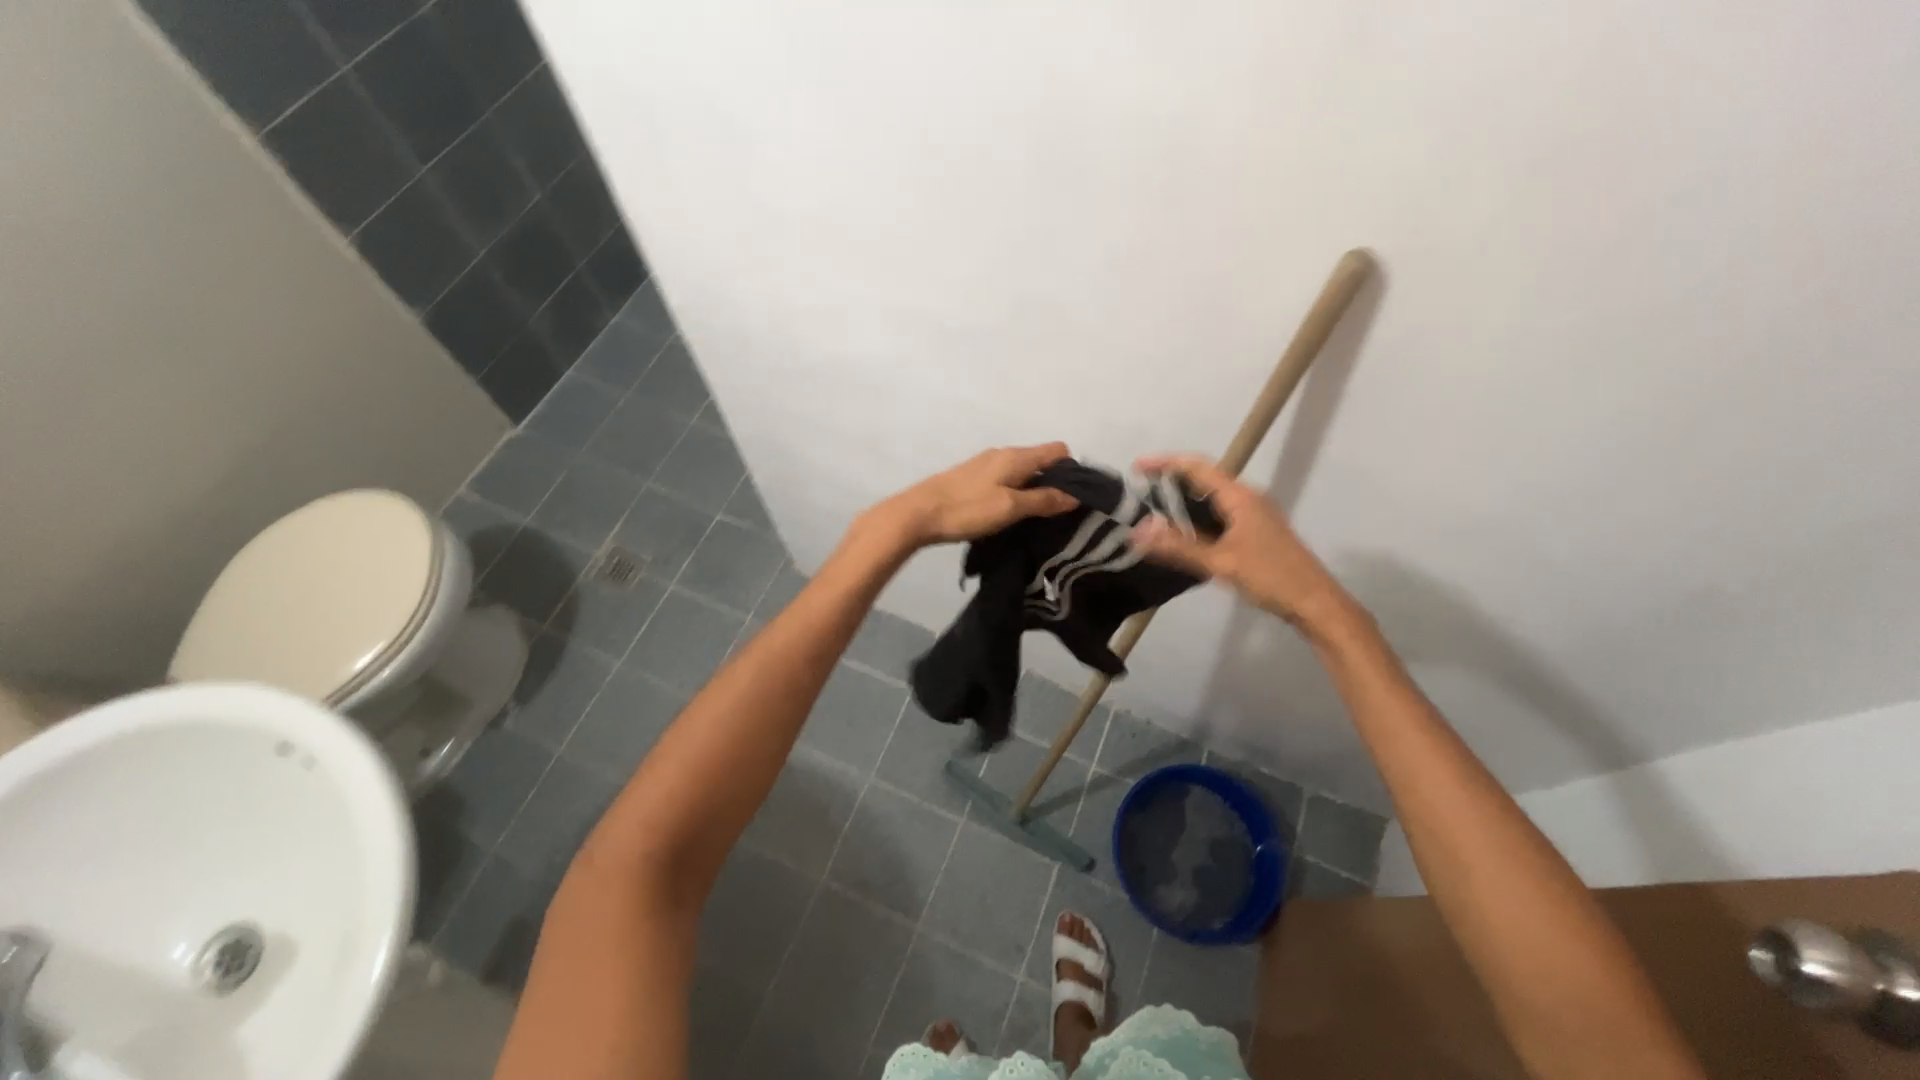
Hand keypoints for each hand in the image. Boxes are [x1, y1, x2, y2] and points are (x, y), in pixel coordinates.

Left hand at [873, 443, 1080, 546]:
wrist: (917, 514)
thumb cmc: (967, 509)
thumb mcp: (1011, 508)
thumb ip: (1044, 500)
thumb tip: (1075, 495)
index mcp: (1016, 456)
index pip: (1058, 450)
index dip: (1071, 470)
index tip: (1074, 497)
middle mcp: (1003, 454)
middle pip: (1041, 460)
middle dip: (1054, 482)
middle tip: (1059, 513)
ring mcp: (985, 465)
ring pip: (1022, 471)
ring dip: (1034, 489)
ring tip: (1036, 518)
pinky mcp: (972, 478)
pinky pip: (1006, 479)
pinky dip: (1016, 492)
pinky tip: (1010, 514)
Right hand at [1129, 454, 1359, 635]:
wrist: (1314, 603)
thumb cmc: (1270, 577)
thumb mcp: (1220, 563)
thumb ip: (1179, 546)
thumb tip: (1138, 530)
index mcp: (1240, 497)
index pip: (1198, 467)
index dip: (1166, 463)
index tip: (1137, 467)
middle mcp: (1248, 498)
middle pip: (1205, 478)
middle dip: (1172, 479)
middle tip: (1140, 490)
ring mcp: (1255, 514)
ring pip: (1213, 497)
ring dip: (1185, 498)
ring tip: (1154, 509)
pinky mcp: (1257, 531)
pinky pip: (1220, 513)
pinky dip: (1198, 515)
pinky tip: (1184, 533)